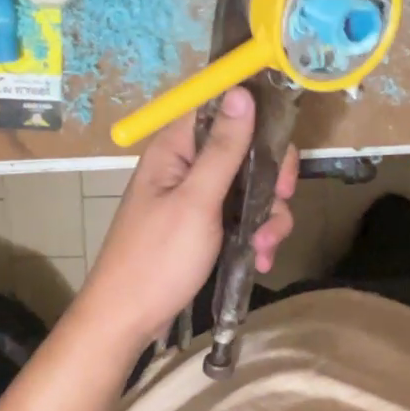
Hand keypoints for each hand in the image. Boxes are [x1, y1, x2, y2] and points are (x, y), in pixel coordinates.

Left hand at [71, 87, 298, 353]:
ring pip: (250, 189)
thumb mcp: (196, 201)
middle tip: (281, 204)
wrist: (128, 319)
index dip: (257, 124)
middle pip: (245, 151)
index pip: (222, 111)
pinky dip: (256, 236)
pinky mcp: (203, 227)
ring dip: (268, 217)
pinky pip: (241, 218)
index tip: (279, 155)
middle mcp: (186, 167)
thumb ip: (222, 149)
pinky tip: (259, 259)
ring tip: (264, 248)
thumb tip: (240, 91)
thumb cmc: (158, 258)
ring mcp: (195, 199)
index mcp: (175, 149)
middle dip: (270, 181)